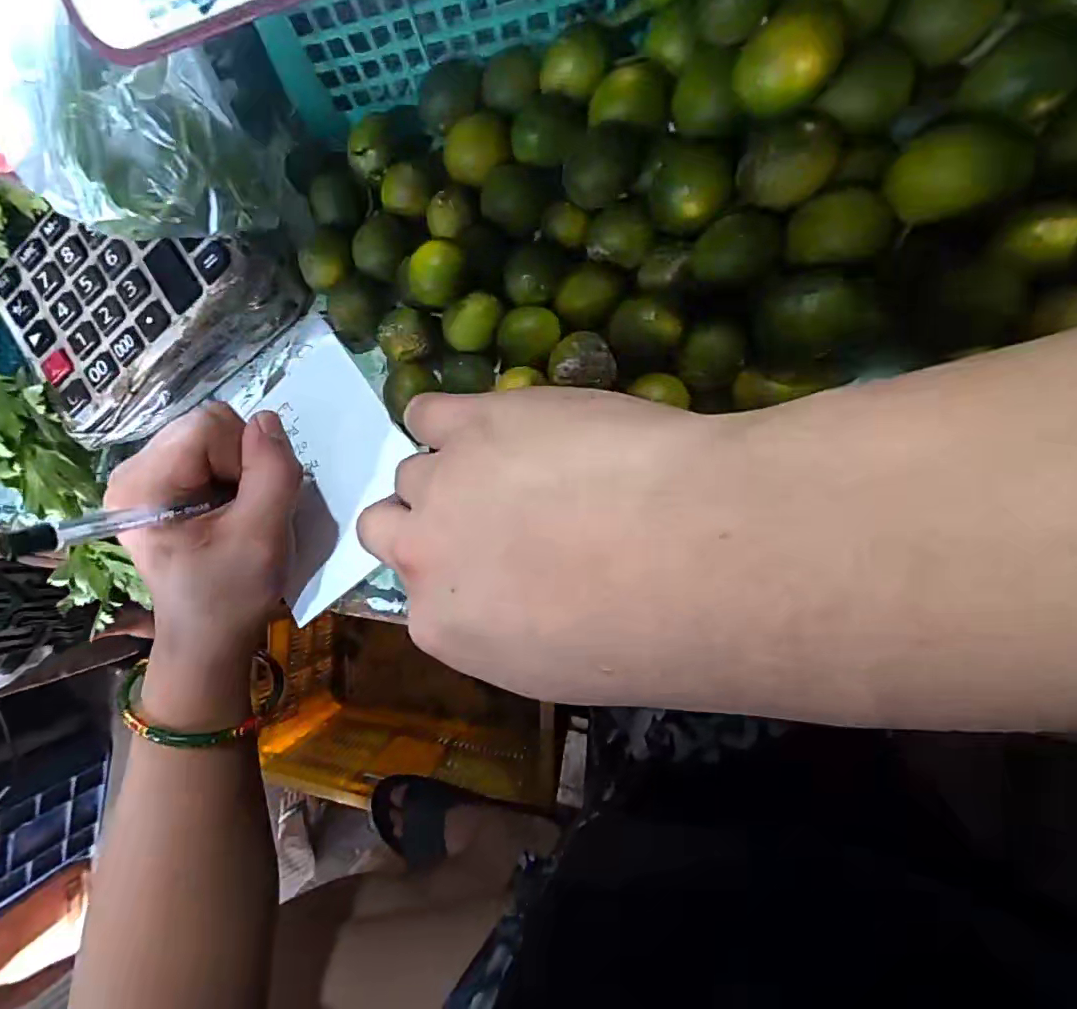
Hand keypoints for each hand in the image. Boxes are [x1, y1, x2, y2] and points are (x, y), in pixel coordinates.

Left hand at [106, 403, 301, 725]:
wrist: (208, 640)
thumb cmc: (231, 596)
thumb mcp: (262, 535)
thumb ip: (271, 471)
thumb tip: (267, 419)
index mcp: (141, 484)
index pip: (209, 424)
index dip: (244, 457)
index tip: (247, 507)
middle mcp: (130, 471)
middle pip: (207, 426)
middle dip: (240, 464)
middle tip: (244, 513)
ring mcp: (142, 477)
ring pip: (212, 437)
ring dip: (239, 472)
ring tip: (236, 517)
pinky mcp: (158, 485)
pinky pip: (208, 454)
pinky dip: (230, 478)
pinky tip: (227, 514)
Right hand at [358, 388, 729, 705]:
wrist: (689, 553)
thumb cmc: (644, 635)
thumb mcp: (557, 666)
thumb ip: (501, 630)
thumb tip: (504, 596)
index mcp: (439, 624)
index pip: (419, 596)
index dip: (454, 577)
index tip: (492, 568)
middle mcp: (422, 552)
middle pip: (386, 524)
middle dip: (425, 523)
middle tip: (481, 518)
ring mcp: (441, 481)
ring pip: (412, 469)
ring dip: (449, 470)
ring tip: (507, 468)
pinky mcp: (474, 420)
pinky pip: (426, 411)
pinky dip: (444, 418)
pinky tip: (486, 424)